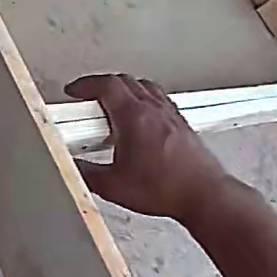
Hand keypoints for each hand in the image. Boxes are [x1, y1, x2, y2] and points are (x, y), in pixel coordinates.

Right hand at [64, 74, 231, 220]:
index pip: (106, 85)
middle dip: (102, 85)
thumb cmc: (167, 188)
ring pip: (145, 86)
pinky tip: (140, 120)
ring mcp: (170, 115)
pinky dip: (144, 101)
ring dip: (125, 90)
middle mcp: (154, 110)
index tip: (75, 91)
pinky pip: (160, 100)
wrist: (202, 195)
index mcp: (134, 117)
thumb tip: (73, 166)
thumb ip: (86, 172)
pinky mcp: (182, 124)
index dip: (85, 84)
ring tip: (112, 106)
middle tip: (89, 98)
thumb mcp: (112, 186)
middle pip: (125, 81)